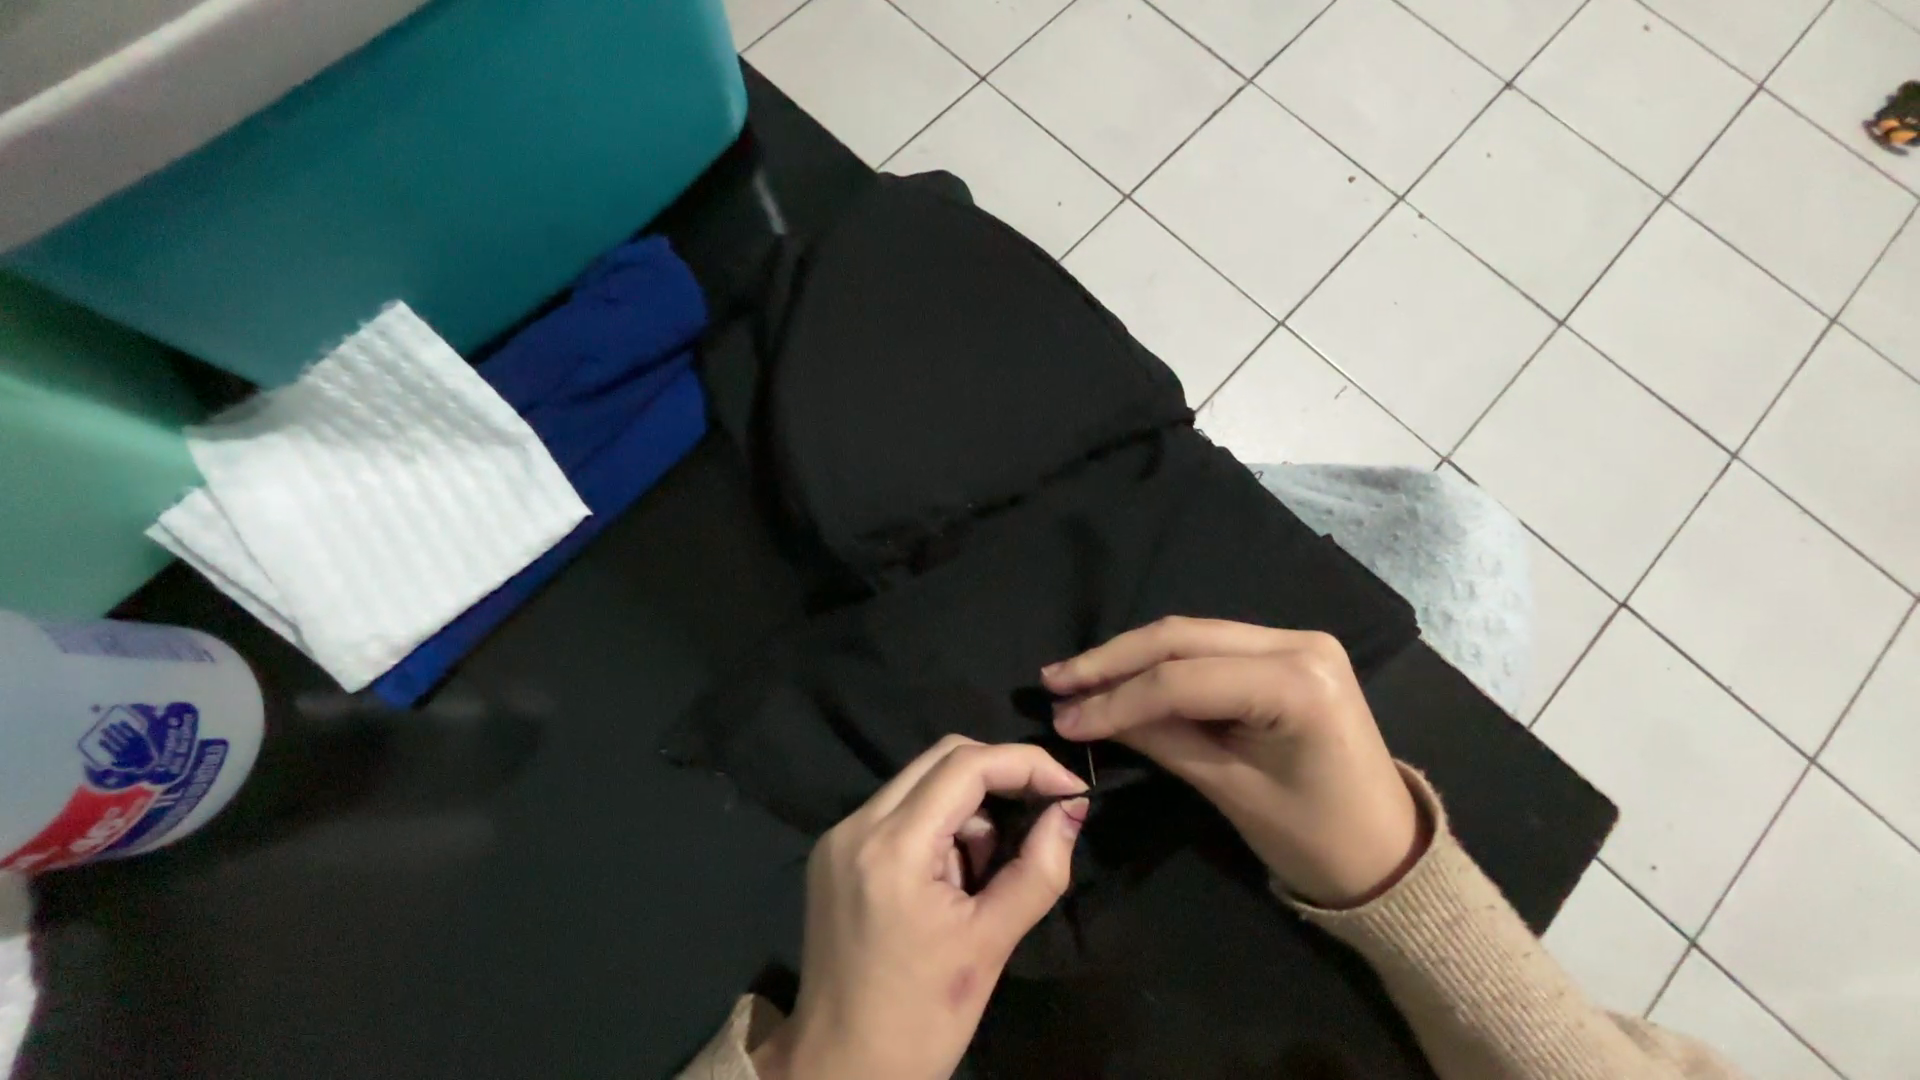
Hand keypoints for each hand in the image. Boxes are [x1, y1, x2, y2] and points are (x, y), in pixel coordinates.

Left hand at [754, 737, 1088, 1079]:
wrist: (839, 1071)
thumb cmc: (921, 1020)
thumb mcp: (990, 945)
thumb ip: (1037, 870)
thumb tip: (1072, 810)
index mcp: (894, 848)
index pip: (966, 765)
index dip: (1027, 764)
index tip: (1071, 790)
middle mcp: (857, 825)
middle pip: (941, 758)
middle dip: (1000, 776)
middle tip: (1041, 813)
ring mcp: (839, 836)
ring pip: (919, 780)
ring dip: (968, 805)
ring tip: (988, 870)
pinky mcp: (833, 852)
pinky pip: (898, 810)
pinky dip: (938, 823)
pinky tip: (953, 875)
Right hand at [1043, 618, 1422, 908]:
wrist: (1388, 855)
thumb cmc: (1316, 838)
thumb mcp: (1231, 790)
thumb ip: (1159, 740)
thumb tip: (1084, 717)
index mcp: (1297, 683)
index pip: (1182, 680)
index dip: (1115, 699)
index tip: (1063, 720)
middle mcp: (1298, 642)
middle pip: (1182, 639)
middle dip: (1111, 661)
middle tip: (1054, 680)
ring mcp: (1295, 640)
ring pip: (1190, 637)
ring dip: (1129, 658)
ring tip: (1074, 678)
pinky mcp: (1287, 651)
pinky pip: (1208, 649)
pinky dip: (1160, 665)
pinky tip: (1120, 676)